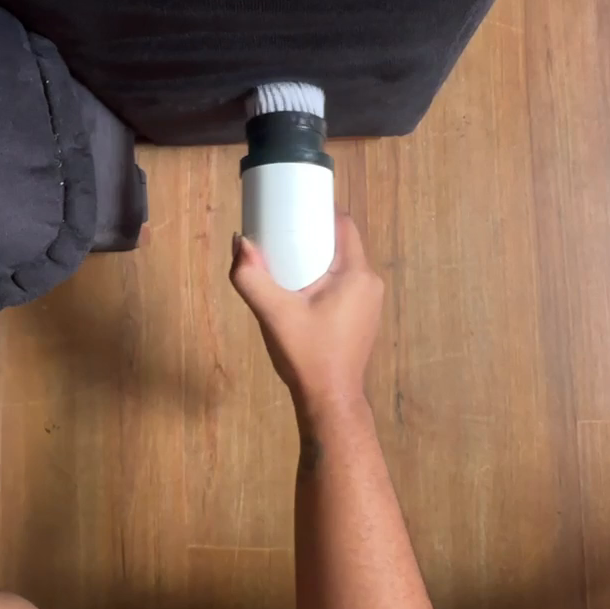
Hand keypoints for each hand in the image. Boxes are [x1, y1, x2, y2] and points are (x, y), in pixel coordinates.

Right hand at [230, 215, 384, 407]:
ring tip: (285, 257)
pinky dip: (322, 276)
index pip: (343, 225)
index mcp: (356, 274)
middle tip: (280, 233)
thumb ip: (251, 278)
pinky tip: (299, 285)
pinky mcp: (362, 316)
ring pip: (341, 264)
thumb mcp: (273, 313)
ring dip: (316, 257)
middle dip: (311, 234)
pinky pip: (343, 282)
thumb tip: (240, 243)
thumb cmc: (307, 354)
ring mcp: (369, 301)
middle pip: (340, 243)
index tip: (291, 209)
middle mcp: (369, 282)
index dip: (318, 211)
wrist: (328, 400)